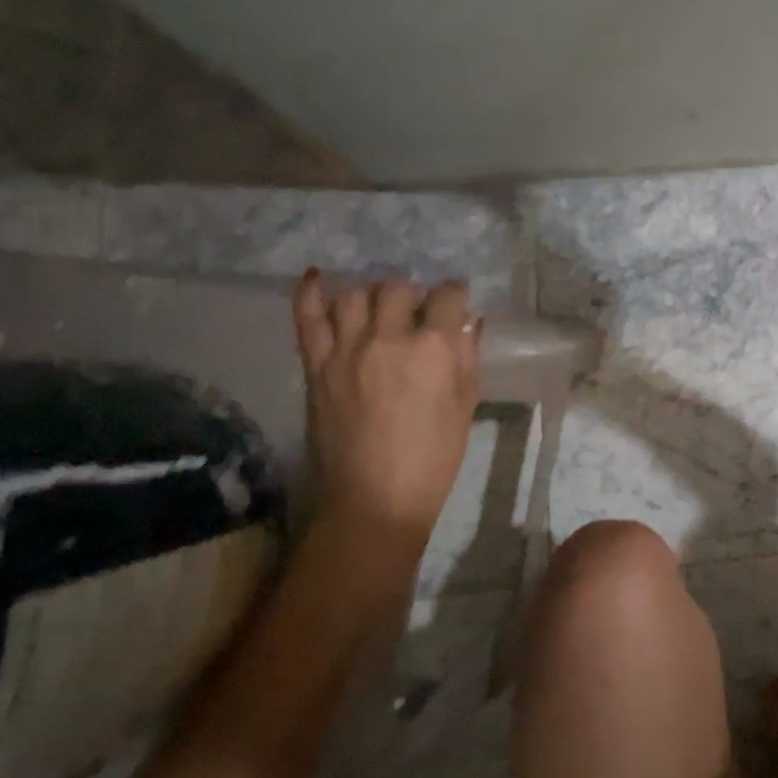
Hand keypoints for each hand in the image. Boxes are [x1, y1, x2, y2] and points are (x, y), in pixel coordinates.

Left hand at [293, 273, 482, 545]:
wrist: (374, 501)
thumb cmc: (433, 459)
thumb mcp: (465, 406)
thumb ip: (467, 358)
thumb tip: (468, 324)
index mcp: (433, 348)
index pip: (447, 297)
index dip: (455, 295)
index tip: (456, 301)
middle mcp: (388, 338)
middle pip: (398, 288)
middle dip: (413, 292)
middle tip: (418, 308)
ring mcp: (347, 349)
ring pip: (355, 294)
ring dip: (372, 292)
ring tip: (380, 305)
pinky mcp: (317, 365)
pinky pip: (308, 318)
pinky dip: (310, 292)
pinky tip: (317, 276)